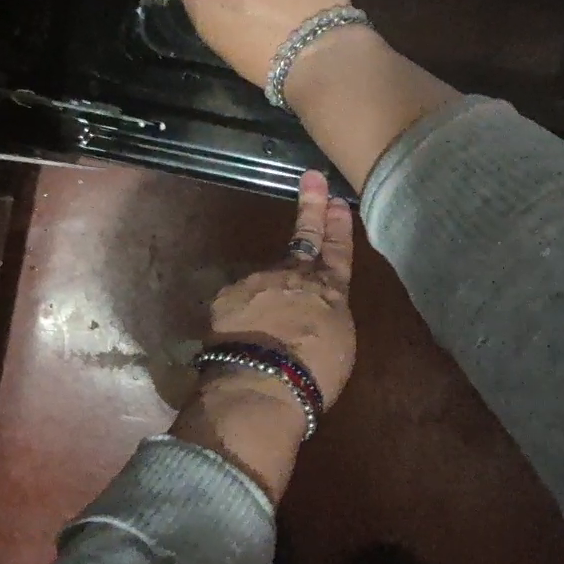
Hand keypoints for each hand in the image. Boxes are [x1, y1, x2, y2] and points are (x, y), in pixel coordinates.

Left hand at [207, 169, 357, 405]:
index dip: (337, 225)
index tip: (336, 199)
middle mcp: (291, 275)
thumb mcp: (337, 343)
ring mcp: (255, 281)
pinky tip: (242, 339)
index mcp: (328, 289)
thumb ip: (323, 315)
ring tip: (267, 333)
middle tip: (312, 180)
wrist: (263, 382)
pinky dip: (241, 316)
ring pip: (263, 282)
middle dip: (310, 210)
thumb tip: (309, 310)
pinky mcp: (226, 296)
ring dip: (266, 297)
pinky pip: (237, 303)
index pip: (335, 250)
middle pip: (301, 242)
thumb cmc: (314, 374)